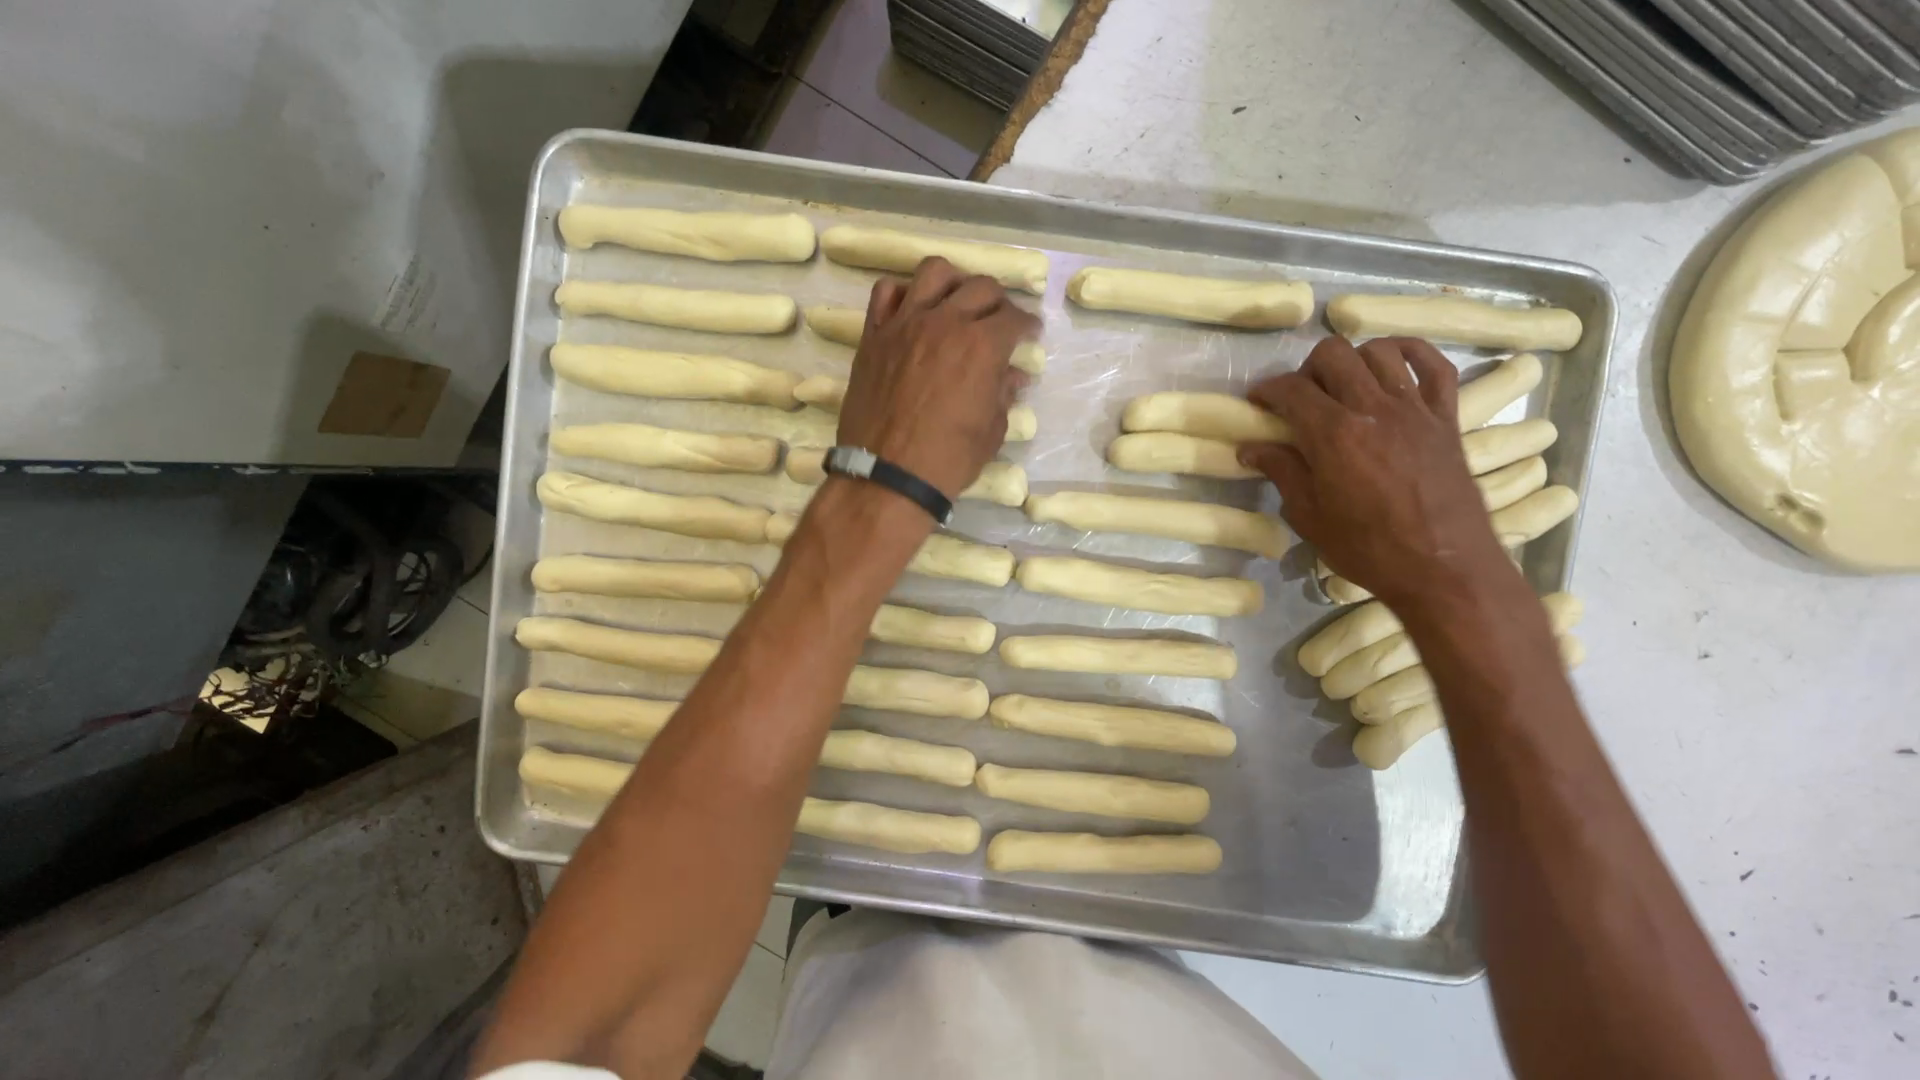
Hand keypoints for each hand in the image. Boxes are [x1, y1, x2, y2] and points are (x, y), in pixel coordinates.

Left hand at [838, 257, 1036, 498]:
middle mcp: (945, 322)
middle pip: (980, 286)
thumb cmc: (948, 459)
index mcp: (982, 345)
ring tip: (956, 301)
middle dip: (998, 300)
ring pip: (934, 272)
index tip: (1030, 333)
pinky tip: (912, 310)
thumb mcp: (991, 430)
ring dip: (953, 281)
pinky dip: (903, 293)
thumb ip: (1003, 394)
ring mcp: (905, 324)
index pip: (1014, 317)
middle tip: (999, 318)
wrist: (887, 476)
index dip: (1027, 324)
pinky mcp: (874, 335)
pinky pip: (886, 293)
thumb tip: (1012, 376)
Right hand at [1240, 336, 1510, 612]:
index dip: (1267, 390)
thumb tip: (1251, 448)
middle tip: (1302, 397)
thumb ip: (1283, 472)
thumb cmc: (1369, 550)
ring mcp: (1415, 409)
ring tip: (1345, 385)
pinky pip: (1435, 365)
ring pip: (1380, 351)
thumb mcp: (1310, 517)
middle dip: (1308, 369)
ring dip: (1354, 359)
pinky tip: (1394, 363)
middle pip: (1334, 354)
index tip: (1258, 403)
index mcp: (1334, 435)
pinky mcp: (1446, 417)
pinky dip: (1412, 353)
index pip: (1291, 390)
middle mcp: (1373, 409)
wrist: (1444, 569)